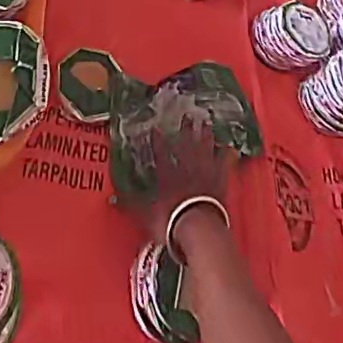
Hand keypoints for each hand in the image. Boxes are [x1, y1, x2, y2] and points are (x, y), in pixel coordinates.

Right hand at [128, 112, 230, 248]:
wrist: (199, 227)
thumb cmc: (170, 221)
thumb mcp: (145, 215)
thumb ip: (132, 205)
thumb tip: (112, 200)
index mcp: (167, 175)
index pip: (161, 153)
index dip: (157, 141)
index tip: (155, 128)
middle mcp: (186, 168)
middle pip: (186, 145)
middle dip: (186, 129)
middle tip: (188, 115)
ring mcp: (204, 173)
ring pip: (205, 148)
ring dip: (205, 135)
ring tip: (206, 122)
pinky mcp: (220, 181)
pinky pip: (224, 165)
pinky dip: (227, 156)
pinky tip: (230, 147)